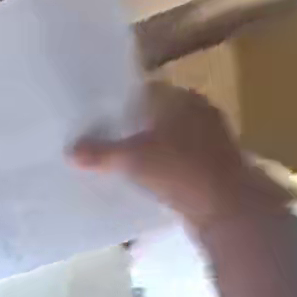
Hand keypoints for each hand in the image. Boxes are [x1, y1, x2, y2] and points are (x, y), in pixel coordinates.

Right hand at [70, 84, 283, 226]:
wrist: (225, 204)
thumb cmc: (179, 169)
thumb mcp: (131, 160)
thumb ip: (99, 153)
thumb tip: (70, 150)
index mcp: (180, 99)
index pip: (143, 92)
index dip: (118, 105)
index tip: (94, 120)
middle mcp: (197, 112)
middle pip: (153, 117)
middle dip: (128, 130)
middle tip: (98, 145)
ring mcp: (206, 139)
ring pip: (164, 139)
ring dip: (143, 151)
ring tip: (114, 166)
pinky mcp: (209, 165)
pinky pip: (174, 161)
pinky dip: (156, 169)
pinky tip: (139, 182)